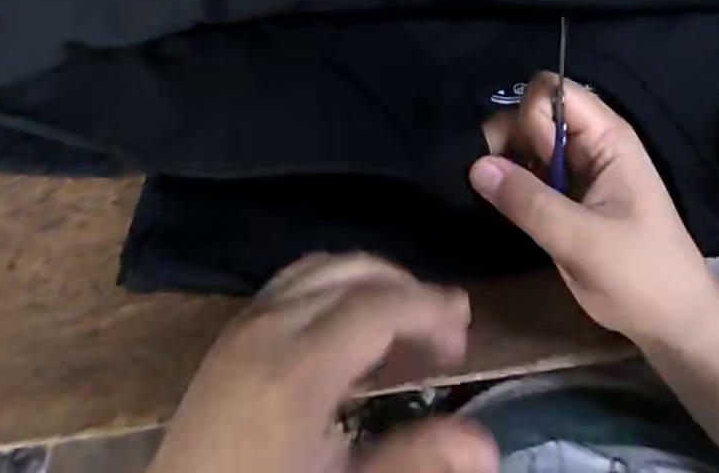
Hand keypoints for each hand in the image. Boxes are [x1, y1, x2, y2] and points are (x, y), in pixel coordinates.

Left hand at [149, 253, 497, 472]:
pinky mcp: (230, 332)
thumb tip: (487, 446)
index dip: (430, 307)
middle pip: (356, 272)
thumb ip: (412, 462)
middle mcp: (271, 327)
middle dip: (408, 289)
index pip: (380, 305)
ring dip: (372, 280)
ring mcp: (245, 323)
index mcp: (298, 370)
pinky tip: (347, 322)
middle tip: (444, 331)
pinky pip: (295, 278)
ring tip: (403, 320)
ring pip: (325, 265)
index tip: (466, 327)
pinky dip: (335, 281)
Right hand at [470, 73, 718, 343]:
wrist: (673, 319)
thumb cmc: (641, 275)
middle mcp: (590, 142)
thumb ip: (530, 202)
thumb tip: (477, 165)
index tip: (520, 156)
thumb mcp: (584, 241)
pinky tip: (501, 204)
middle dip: (508, 139)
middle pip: (533, 113)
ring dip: (505, 162)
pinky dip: (511, 181)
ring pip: (526, 141)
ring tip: (496, 198)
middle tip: (496, 185)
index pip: (554, 91)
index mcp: (606, 136)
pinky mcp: (567, 194)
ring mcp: (578, 168)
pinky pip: (529, 170)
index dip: (528, 113)